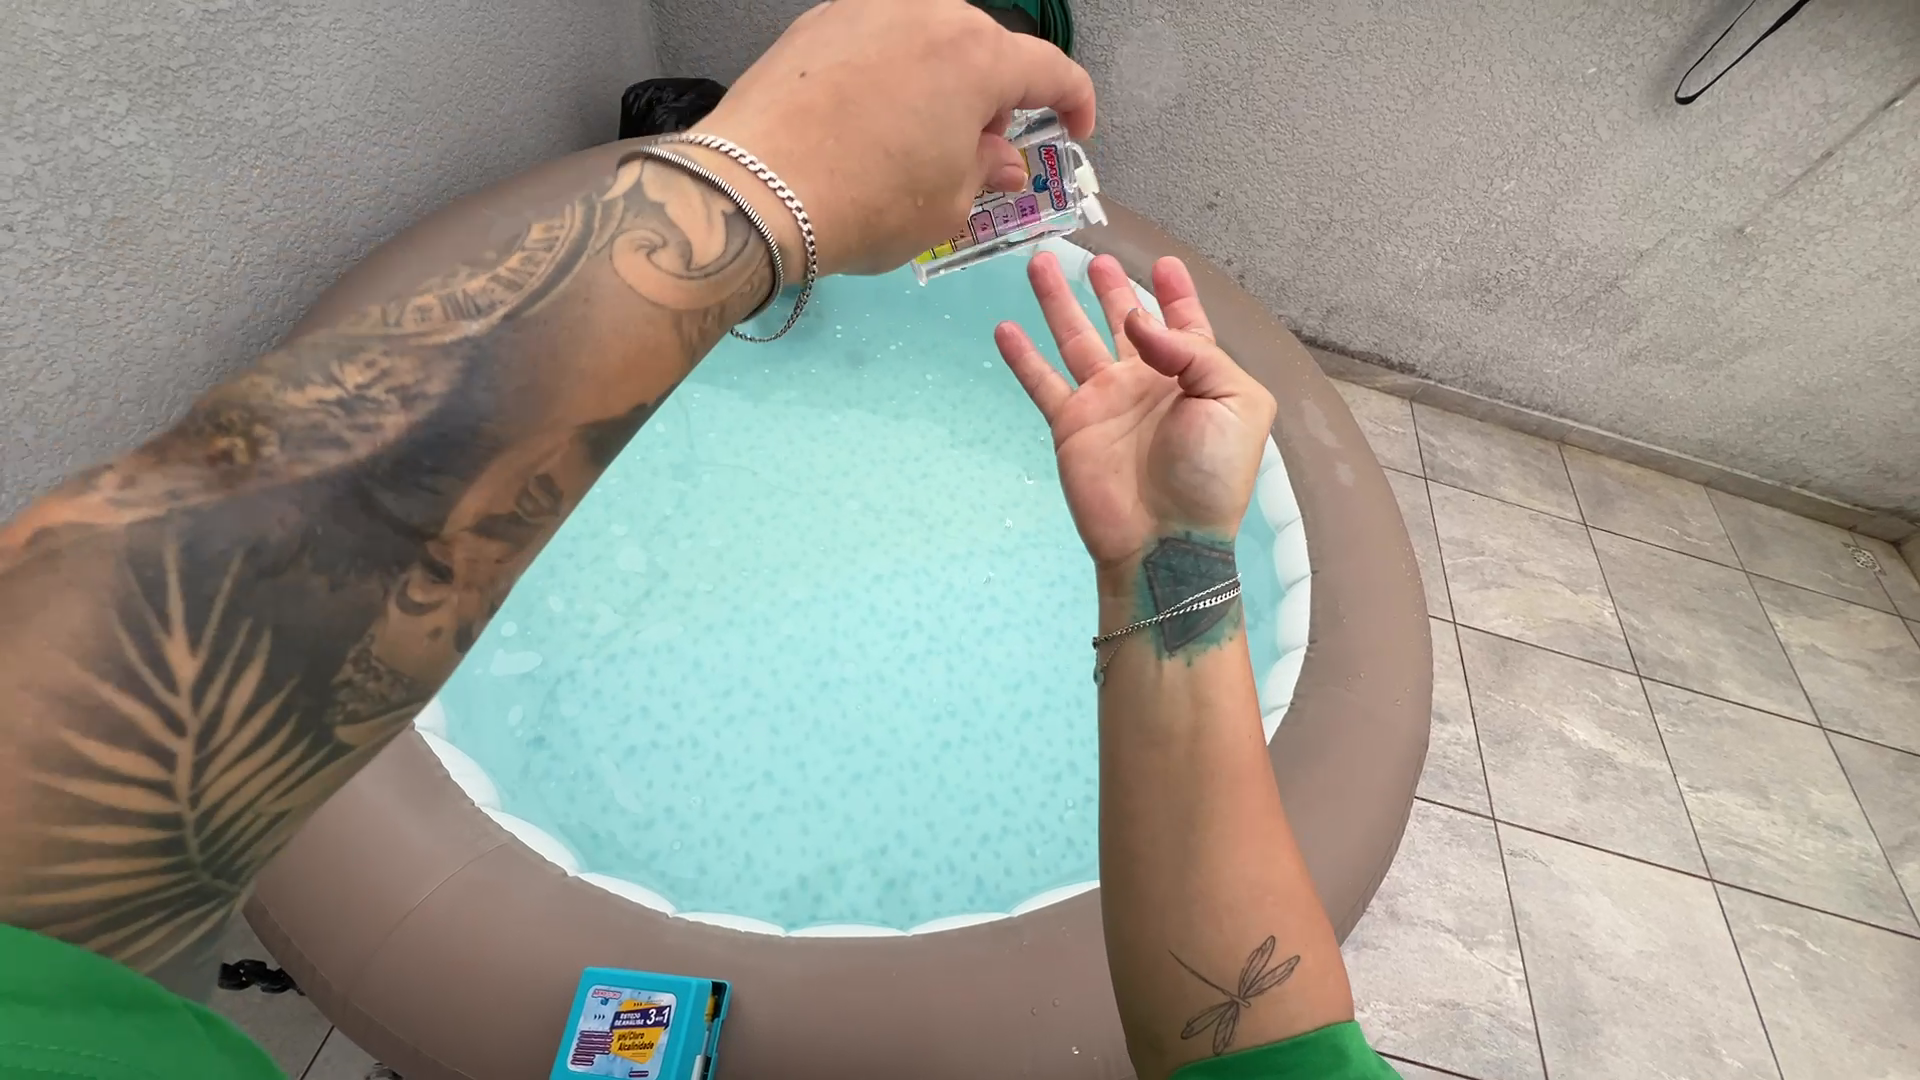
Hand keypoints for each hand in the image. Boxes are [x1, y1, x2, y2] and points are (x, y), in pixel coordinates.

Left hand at [692, 0, 1094, 276]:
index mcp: (976, 56)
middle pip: (984, 52)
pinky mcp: (820, 21)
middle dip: (995, 102)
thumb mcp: (949, 207)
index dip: (1073, 103)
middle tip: (984, 153)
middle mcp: (928, 11)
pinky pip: (879, 46)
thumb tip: (1003, 158)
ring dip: (942, 88)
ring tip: (923, 142)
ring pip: (929, 44)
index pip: (1048, 70)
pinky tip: (874, 124)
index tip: (1076, 130)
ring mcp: (868, 7)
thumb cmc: (872, 205)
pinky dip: (894, 80)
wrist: (759, 190)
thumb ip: (986, 172)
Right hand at [995, 253, 1277, 577]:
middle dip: (1112, 290)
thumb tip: (1139, 323)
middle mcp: (1146, 382)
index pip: (1183, 324)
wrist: (1164, 539)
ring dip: (1058, 303)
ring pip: (1075, 339)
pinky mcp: (1071, 424)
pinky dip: (1022, 358)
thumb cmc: (1211, 473)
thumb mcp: (1233, 401)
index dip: (1175, 294)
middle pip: (1124, 323)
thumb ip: (1192, 352)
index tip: (1163, 263)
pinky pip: (1042, 383)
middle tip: (1097, 260)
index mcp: (1194, 376)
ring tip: (1040, 265)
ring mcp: (1104, 402)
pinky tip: (1004, 330)